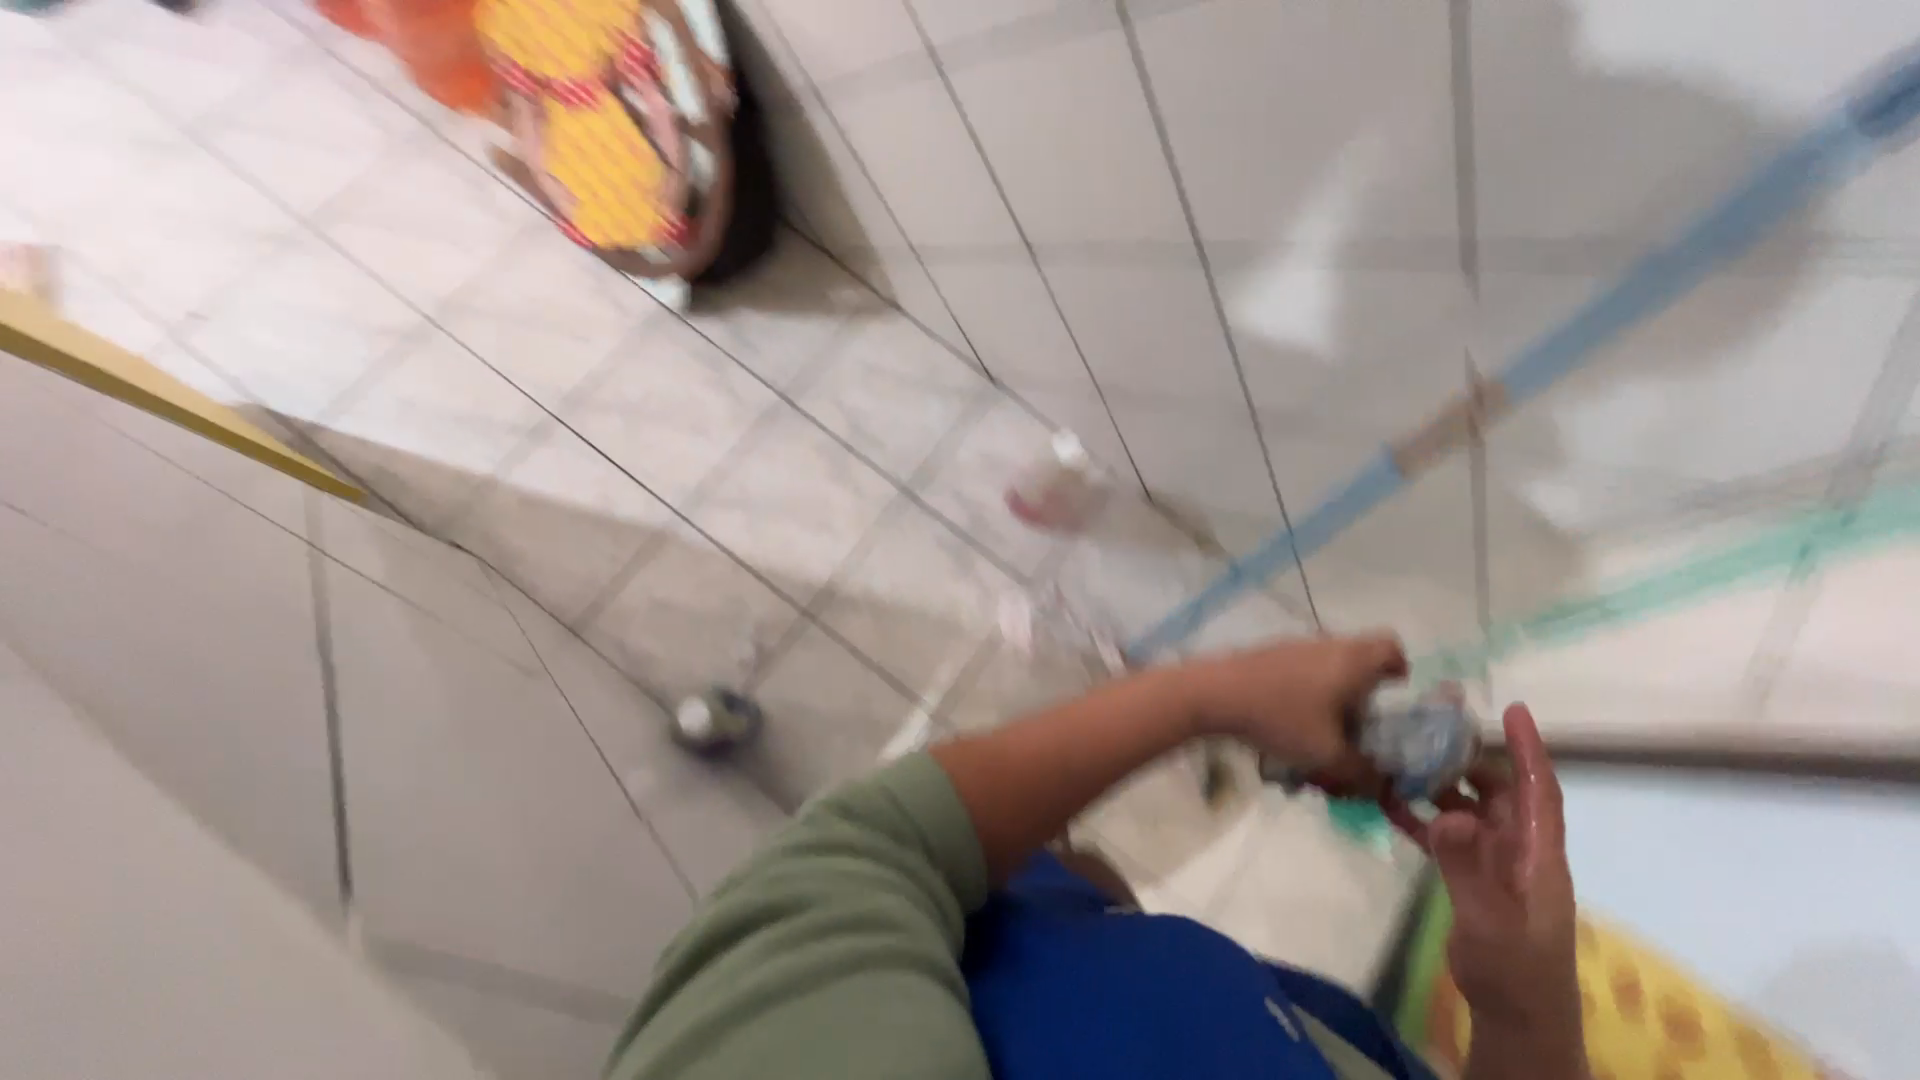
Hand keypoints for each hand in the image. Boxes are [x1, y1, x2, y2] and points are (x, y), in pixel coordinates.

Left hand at [1182, 634, 1407, 770]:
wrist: (1212, 693)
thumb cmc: (1280, 717)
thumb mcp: (1327, 754)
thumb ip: (1363, 773)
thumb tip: (1383, 785)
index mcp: (1352, 659)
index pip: (1391, 647)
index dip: (1398, 670)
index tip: (1392, 697)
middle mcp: (1326, 644)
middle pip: (1357, 659)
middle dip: (1361, 693)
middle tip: (1356, 725)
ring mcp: (1292, 646)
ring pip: (1325, 667)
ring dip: (1329, 696)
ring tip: (1319, 732)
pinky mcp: (1265, 655)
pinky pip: (1297, 671)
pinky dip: (1301, 693)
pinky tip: (1285, 723)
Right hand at [1386, 704, 1585, 1064]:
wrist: (1516, 1019)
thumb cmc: (1514, 972)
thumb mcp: (1490, 921)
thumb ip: (1467, 867)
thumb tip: (1448, 814)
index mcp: (1538, 856)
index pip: (1539, 791)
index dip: (1530, 750)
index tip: (1513, 710)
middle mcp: (1520, 851)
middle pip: (1500, 791)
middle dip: (1469, 758)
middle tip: (1428, 730)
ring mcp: (1495, 865)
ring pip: (1468, 809)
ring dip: (1438, 786)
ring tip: (1400, 760)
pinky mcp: (1472, 878)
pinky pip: (1445, 836)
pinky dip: (1420, 818)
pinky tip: (1388, 803)